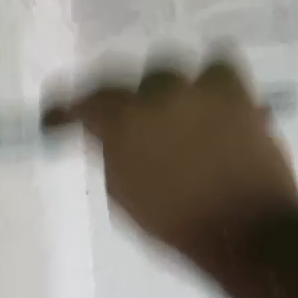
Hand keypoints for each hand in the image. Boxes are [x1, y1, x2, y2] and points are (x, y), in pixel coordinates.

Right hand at [46, 58, 297, 263]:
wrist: (243, 230)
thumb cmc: (174, 223)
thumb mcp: (123, 193)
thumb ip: (110, 154)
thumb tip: (103, 136)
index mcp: (120, 122)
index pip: (82, 103)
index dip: (65, 110)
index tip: (54, 117)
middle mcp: (155, 95)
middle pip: (125, 82)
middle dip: (119, 102)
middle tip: (123, 123)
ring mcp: (199, 90)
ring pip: (169, 71)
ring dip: (163, 92)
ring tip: (170, 113)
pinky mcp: (238, 93)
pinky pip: (218, 67)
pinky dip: (209, 83)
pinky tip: (208, 103)